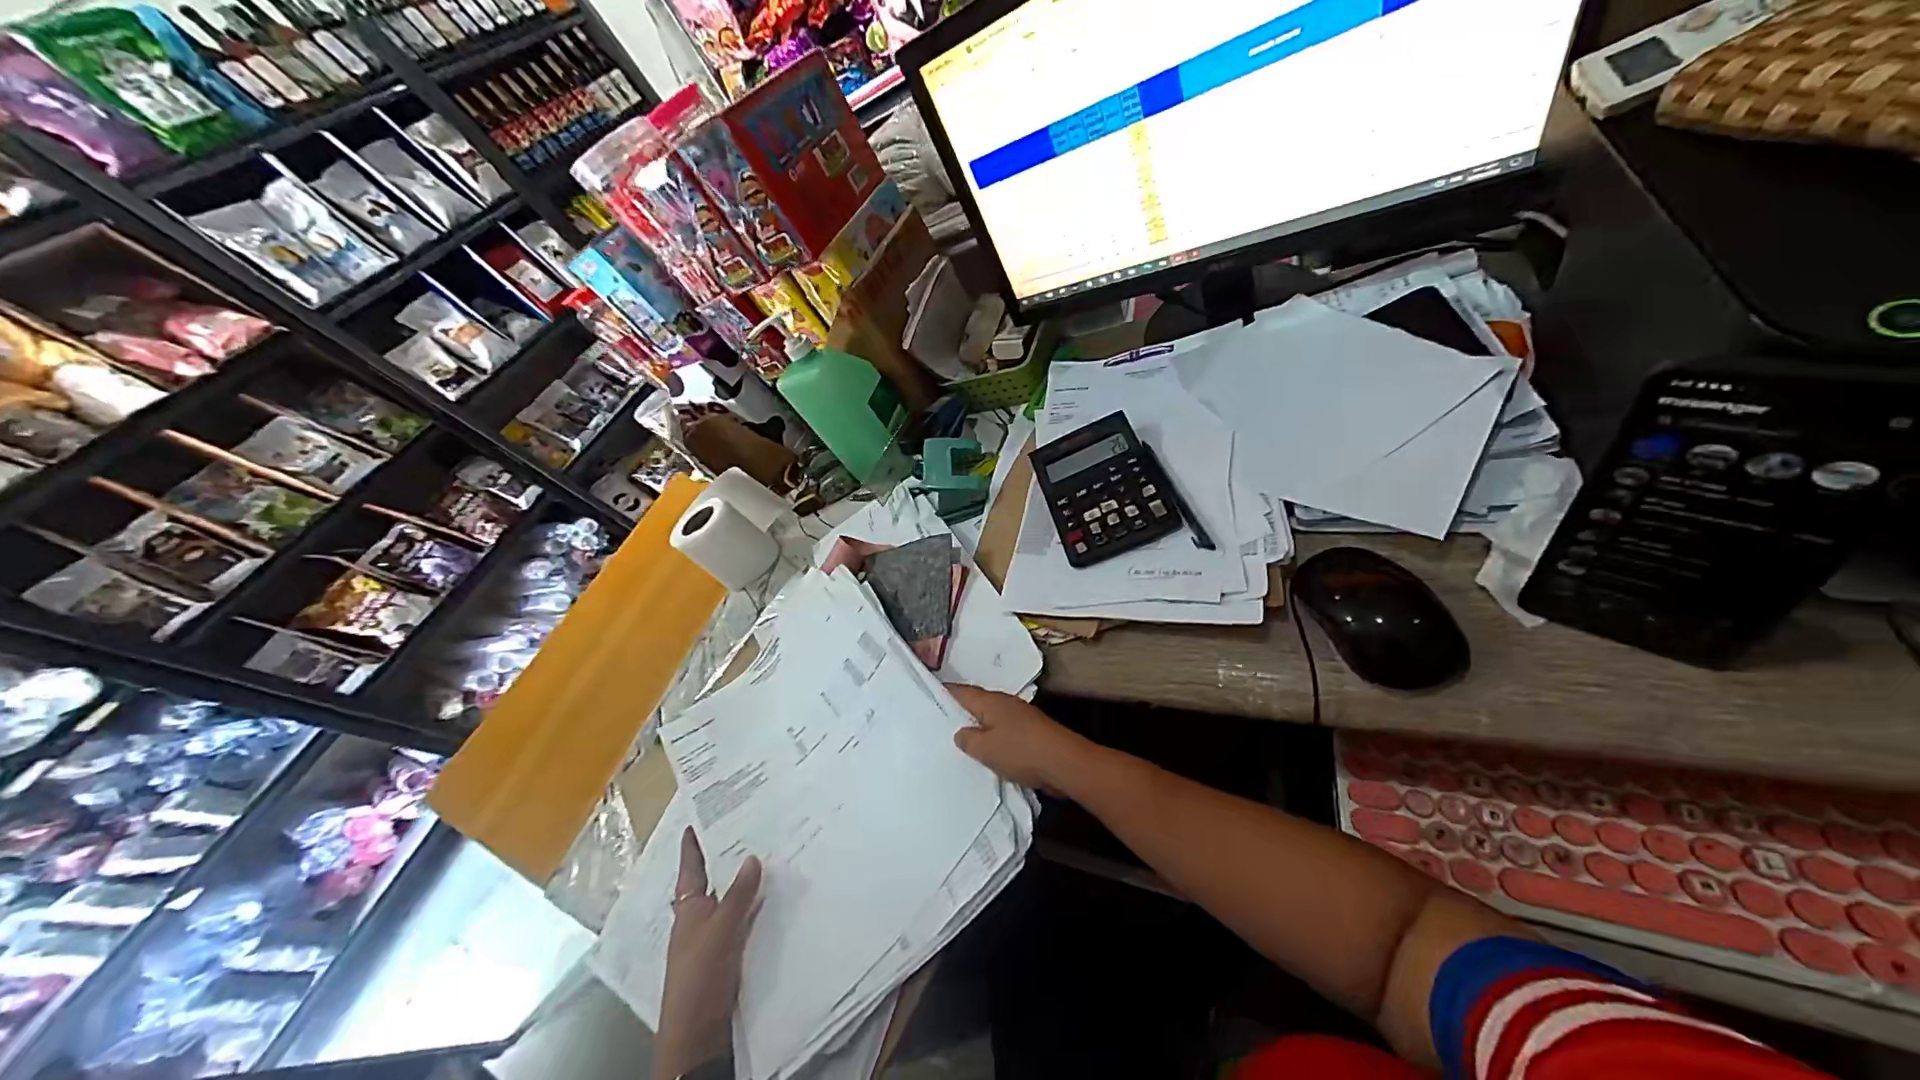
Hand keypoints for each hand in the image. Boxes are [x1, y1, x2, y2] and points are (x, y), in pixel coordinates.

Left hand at [655, 828, 760, 1078]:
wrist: (698, 1033)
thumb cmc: (699, 977)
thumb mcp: (719, 931)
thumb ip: (737, 895)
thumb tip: (752, 856)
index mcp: (688, 908)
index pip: (690, 868)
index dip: (693, 845)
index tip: (697, 820)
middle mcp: (699, 918)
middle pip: (713, 880)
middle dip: (726, 857)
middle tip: (748, 827)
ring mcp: (715, 936)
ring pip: (731, 899)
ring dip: (745, 880)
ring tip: (769, 853)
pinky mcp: (730, 953)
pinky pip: (745, 919)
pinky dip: (756, 905)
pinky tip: (775, 896)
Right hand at [948, 685, 1097, 795]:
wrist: (1064, 763)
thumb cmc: (1021, 751)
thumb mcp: (984, 748)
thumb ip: (967, 739)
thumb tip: (961, 732)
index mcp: (990, 701)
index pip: (960, 691)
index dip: (942, 692)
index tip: (925, 696)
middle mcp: (1004, 704)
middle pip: (975, 705)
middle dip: (958, 712)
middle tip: (936, 724)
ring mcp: (1019, 718)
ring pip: (990, 720)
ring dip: (977, 729)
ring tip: (957, 742)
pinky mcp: (1030, 735)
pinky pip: (1003, 734)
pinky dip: (992, 741)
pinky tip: (985, 755)